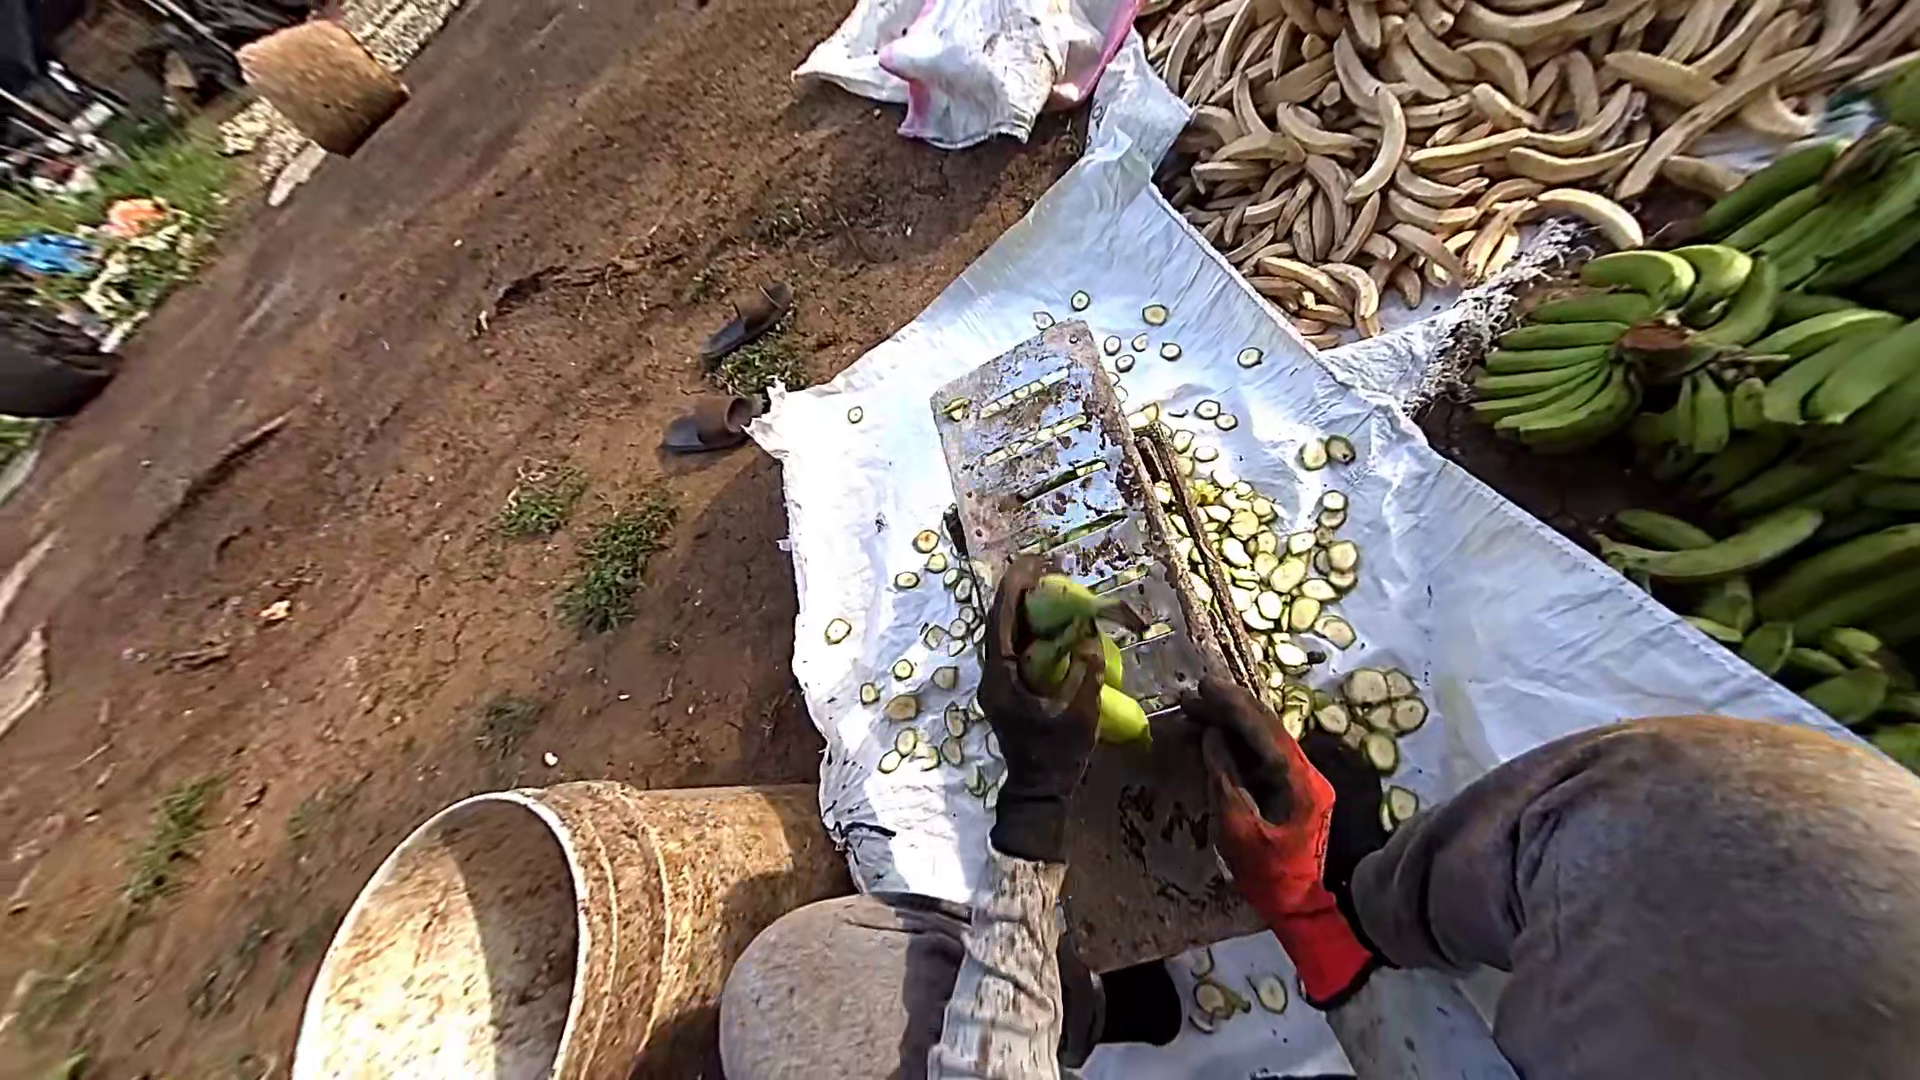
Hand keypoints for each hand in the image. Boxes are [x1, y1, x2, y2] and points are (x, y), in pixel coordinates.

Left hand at [978, 556, 1105, 862]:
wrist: (1037, 792)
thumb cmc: (1056, 758)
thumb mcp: (1079, 717)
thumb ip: (1086, 676)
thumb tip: (1091, 639)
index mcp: (1001, 678)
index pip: (1001, 622)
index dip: (1014, 589)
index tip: (1032, 564)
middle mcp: (992, 674)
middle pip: (998, 621)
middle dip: (1016, 590)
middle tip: (1042, 566)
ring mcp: (997, 680)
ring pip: (1004, 632)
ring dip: (1022, 606)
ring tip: (1046, 583)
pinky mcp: (1007, 686)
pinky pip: (1014, 646)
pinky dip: (1028, 627)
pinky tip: (1048, 619)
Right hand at [1184, 677, 1382, 1007]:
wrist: (1307, 912)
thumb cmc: (1271, 876)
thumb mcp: (1238, 830)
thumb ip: (1223, 779)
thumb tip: (1211, 737)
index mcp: (1297, 781)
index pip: (1263, 731)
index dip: (1232, 706)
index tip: (1204, 687)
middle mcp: (1304, 772)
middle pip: (1265, 727)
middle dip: (1229, 706)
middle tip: (1194, 693)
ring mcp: (1300, 779)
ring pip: (1264, 736)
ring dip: (1231, 719)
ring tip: (1197, 707)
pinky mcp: (1290, 787)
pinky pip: (1261, 751)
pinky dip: (1236, 737)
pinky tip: (1214, 731)